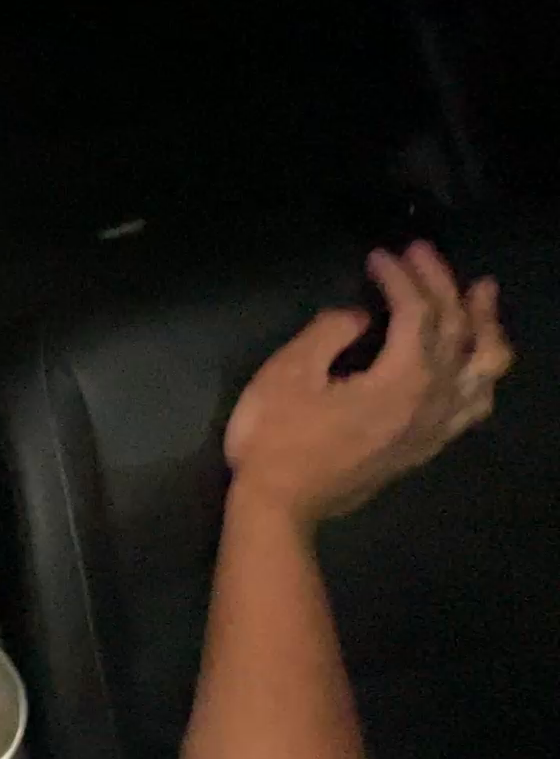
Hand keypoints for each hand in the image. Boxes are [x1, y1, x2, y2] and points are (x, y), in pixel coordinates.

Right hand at [224, 241, 513, 527]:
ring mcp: (437, 423)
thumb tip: (358, 319)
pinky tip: (472, 364)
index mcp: (404, 376)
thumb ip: (326, 337)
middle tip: (424, 256)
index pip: (416, 312)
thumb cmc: (274, 439)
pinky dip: (480, 371)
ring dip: (483, 323)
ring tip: (479, 296)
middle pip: (457, 328)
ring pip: (485, 363)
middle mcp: (437, 395)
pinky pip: (475, 400)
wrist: (280, 503)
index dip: (401, 278)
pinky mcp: (426, 443)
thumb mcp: (283, 379)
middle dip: (441, 285)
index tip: (382, 255)